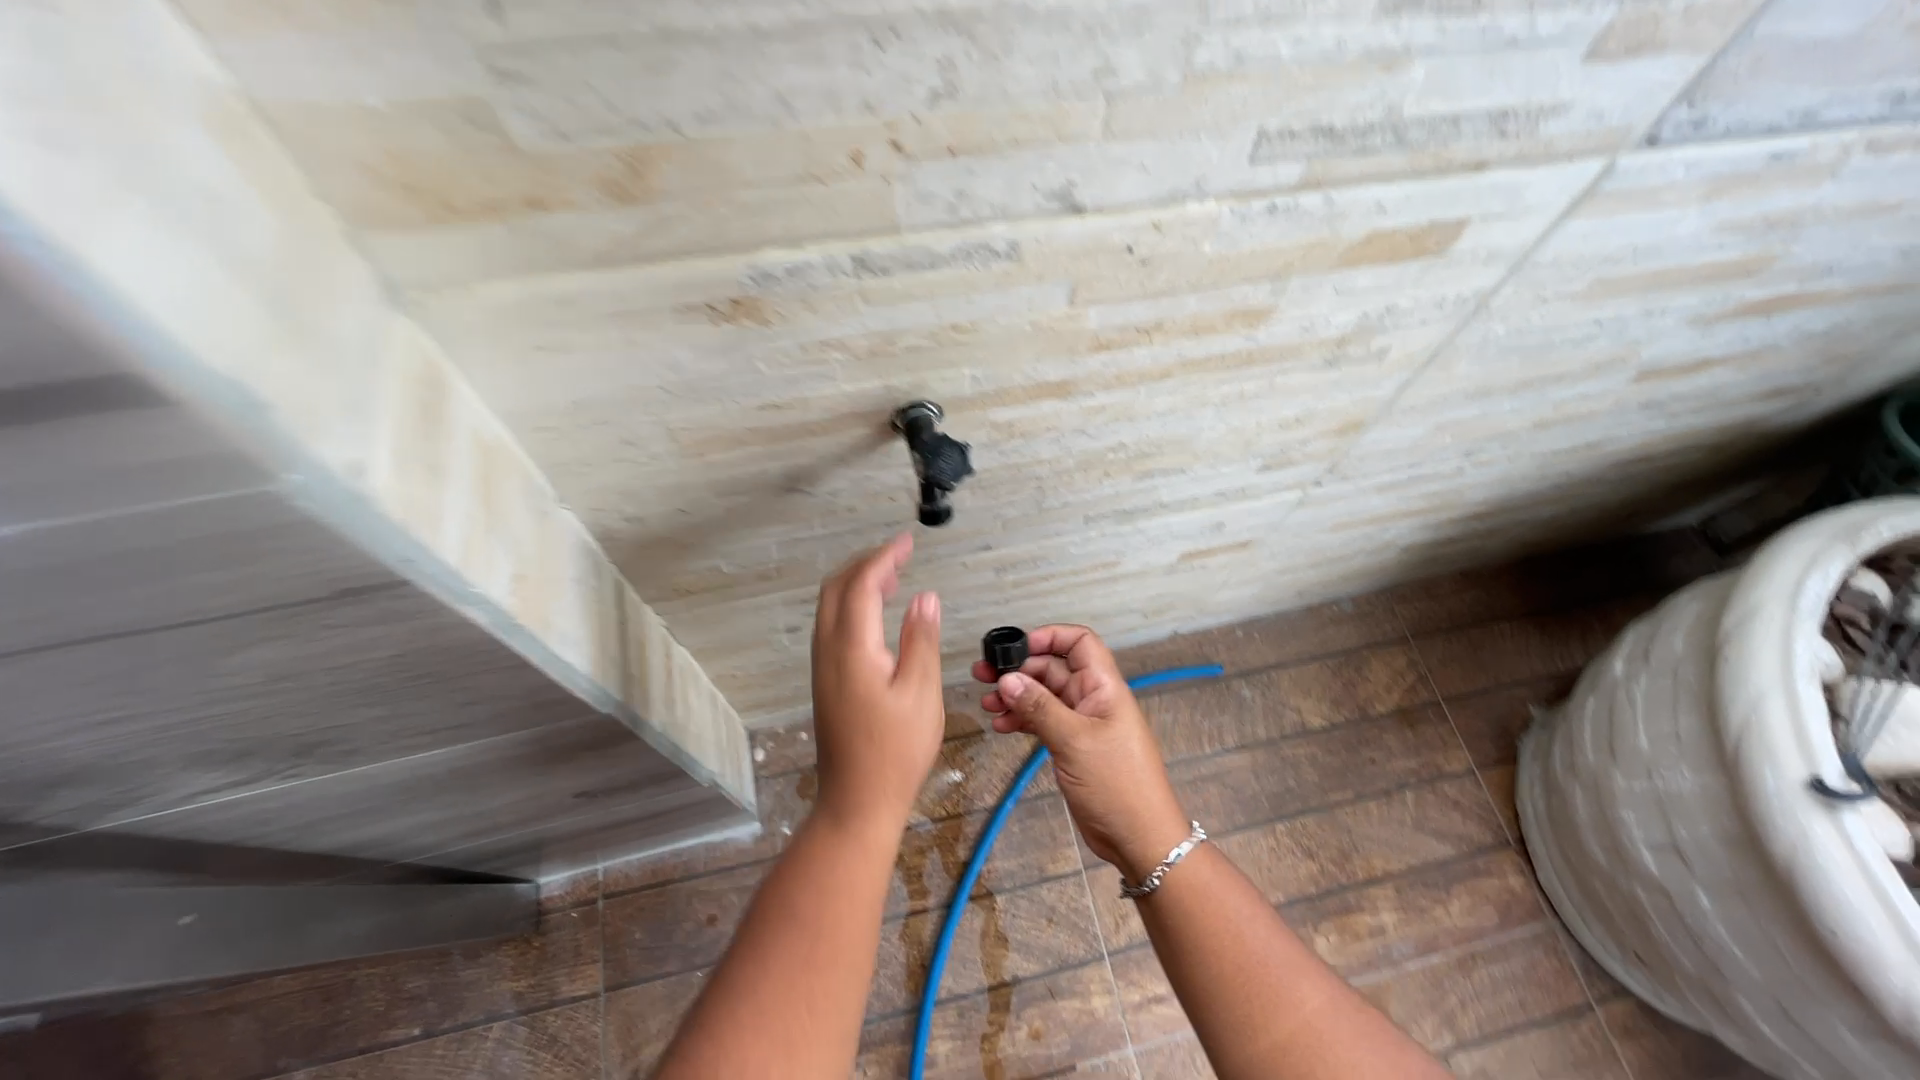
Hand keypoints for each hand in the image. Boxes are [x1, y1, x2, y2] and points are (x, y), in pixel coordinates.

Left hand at [810, 533, 945, 831]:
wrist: (857, 800)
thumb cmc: (896, 751)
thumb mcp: (921, 692)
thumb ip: (921, 639)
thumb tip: (925, 596)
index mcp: (852, 648)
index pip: (862, 585)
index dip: (884, 558)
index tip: (908, 542)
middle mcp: (828, 651)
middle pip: (836, 589)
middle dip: (866, 564)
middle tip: (900, 556)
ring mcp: (822, 667)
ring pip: (830, 607)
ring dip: (856, 584)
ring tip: (892, 578)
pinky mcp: (825, 682)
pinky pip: (831, 627)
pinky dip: (852, 607)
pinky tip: (876, 618)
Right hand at [973, 625, 1189, 882]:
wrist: (1138, 838)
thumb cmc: (1117, 785)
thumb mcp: (1074, 741)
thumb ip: (1039, 707)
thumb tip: (1008, 679)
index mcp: (1104, 687)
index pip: (1079, 642)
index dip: (1049, 637)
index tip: (1016, 648)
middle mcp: (1092, 699)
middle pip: (1053, 668)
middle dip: (1020, 669)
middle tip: (984, 676)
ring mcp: (1082, 723)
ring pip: (1044, 696)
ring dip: (1016, 696)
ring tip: (987, 704)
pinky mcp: (1072, 746)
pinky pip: (1043, 721)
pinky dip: (1022, 719)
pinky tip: (1002, 726)